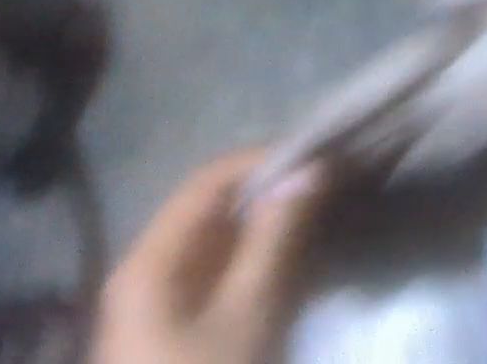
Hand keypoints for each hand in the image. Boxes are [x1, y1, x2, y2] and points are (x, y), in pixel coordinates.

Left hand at [94, 152, 326, 363]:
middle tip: (334, 185)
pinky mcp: (182, 327)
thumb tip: (312, 167)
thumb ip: (278, 234)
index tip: (324, 158)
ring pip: (226, 239)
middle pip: (217, 208)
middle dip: (276, 191)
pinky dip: (266, 257)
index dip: (267, 160)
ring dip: (276, 224)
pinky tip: (305, 262)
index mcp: (152, 261)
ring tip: (329, 217)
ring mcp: (165, 301)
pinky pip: (227, 271)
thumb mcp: (250, 310)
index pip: (211, 180)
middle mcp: (152, 269)